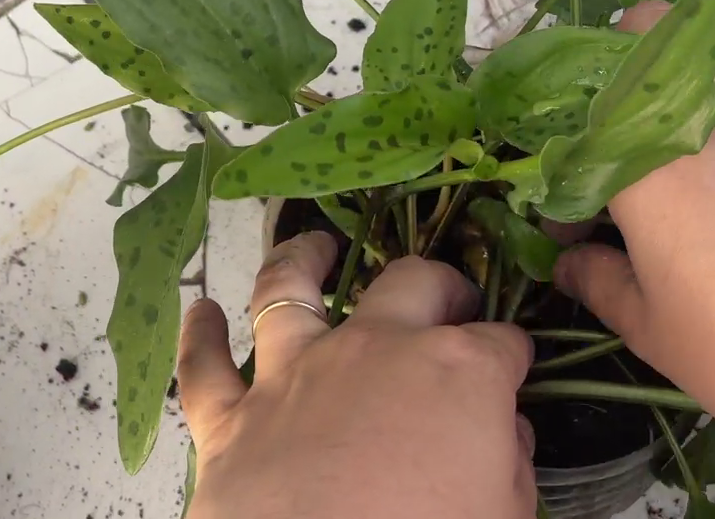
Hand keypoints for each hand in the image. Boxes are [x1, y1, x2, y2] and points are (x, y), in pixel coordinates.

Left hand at [178, 231, 536, 518]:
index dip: (510, 350)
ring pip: (288, 289)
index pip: (496, 343)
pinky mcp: (233, 416)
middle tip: (445, 296)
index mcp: (455, 374)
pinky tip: (202, 312)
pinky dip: (200, 336)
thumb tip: (507, 431)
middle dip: (438, 283)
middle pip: (409, 283)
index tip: (514, 360)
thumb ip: (510, 468)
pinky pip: (205, 366)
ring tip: (313, 245)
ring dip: (300, 259)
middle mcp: (373, 347)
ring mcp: (295, 372)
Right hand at [552, 3, 714, 458]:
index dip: (572, 146)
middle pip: (656, 26)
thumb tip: (569, 262)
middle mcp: (712, 112)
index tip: (582, 209)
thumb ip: (598, 281)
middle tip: (636, 104)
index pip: (586, 110)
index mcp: (645, 155)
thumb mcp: (651, 328)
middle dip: (632, 47)